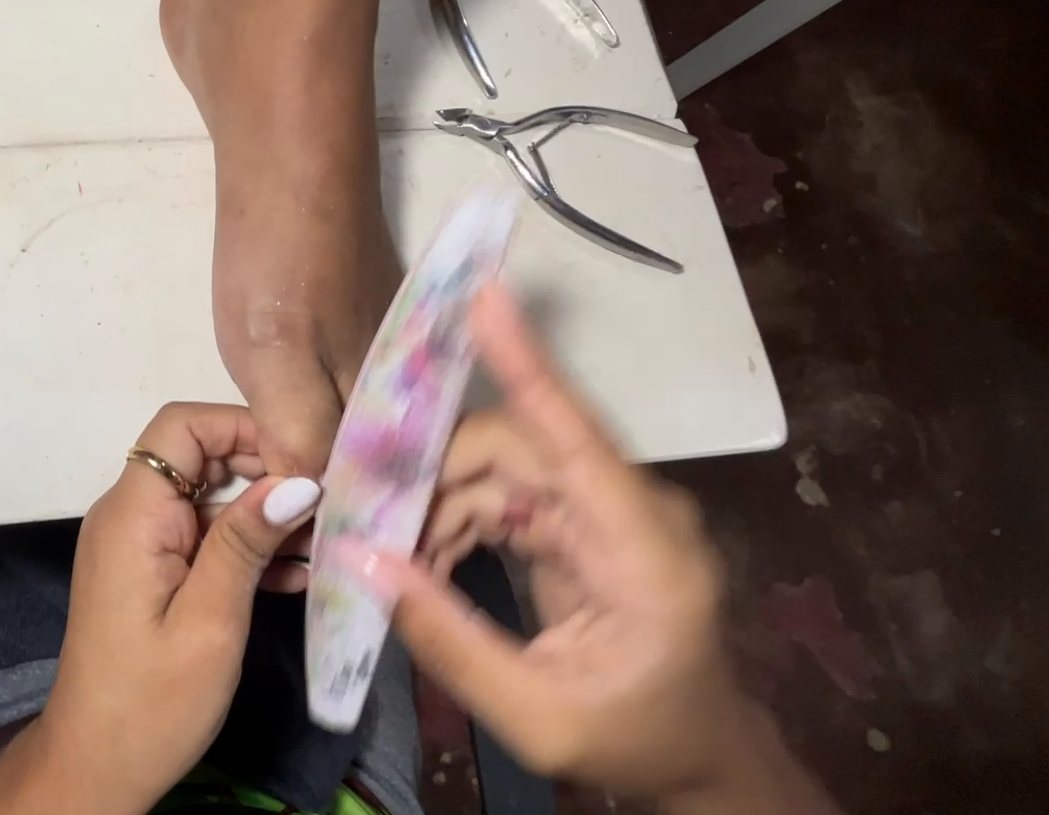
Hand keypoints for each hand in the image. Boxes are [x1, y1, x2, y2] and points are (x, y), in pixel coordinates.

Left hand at [34, 403, 323, 813]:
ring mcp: (140, 541)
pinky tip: (295, 573)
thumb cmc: (151, 701)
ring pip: (207, 496)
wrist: (96, 766)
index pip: (180, 426)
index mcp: (133, 513)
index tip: (300, 461)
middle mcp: (130, 513)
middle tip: (323, 503)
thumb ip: (245, 542)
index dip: (240, 425)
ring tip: (323, 542)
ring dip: (262, 514)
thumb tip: (296, 480)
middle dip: (262, 468)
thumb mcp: (210, 621)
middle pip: (197, 454)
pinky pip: (201, 535)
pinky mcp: (152, 568)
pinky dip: (244, 545)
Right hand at [356, 284, 796, 803]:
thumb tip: (359, 556)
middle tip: (371, 524)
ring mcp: (598, 505)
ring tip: (398, 558)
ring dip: (432, 505)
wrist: (696, 760)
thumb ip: (448, 639)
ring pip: (487, 467)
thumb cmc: (636, 743)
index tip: (485, 296)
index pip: (577, 436)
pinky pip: (491, 490)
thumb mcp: (539, 717)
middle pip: (506, 449)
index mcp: (646, 553)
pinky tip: (426, 558)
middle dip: (430, 480)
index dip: (527, 362)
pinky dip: (447, 518)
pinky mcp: (571, 514)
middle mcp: (625, 507)